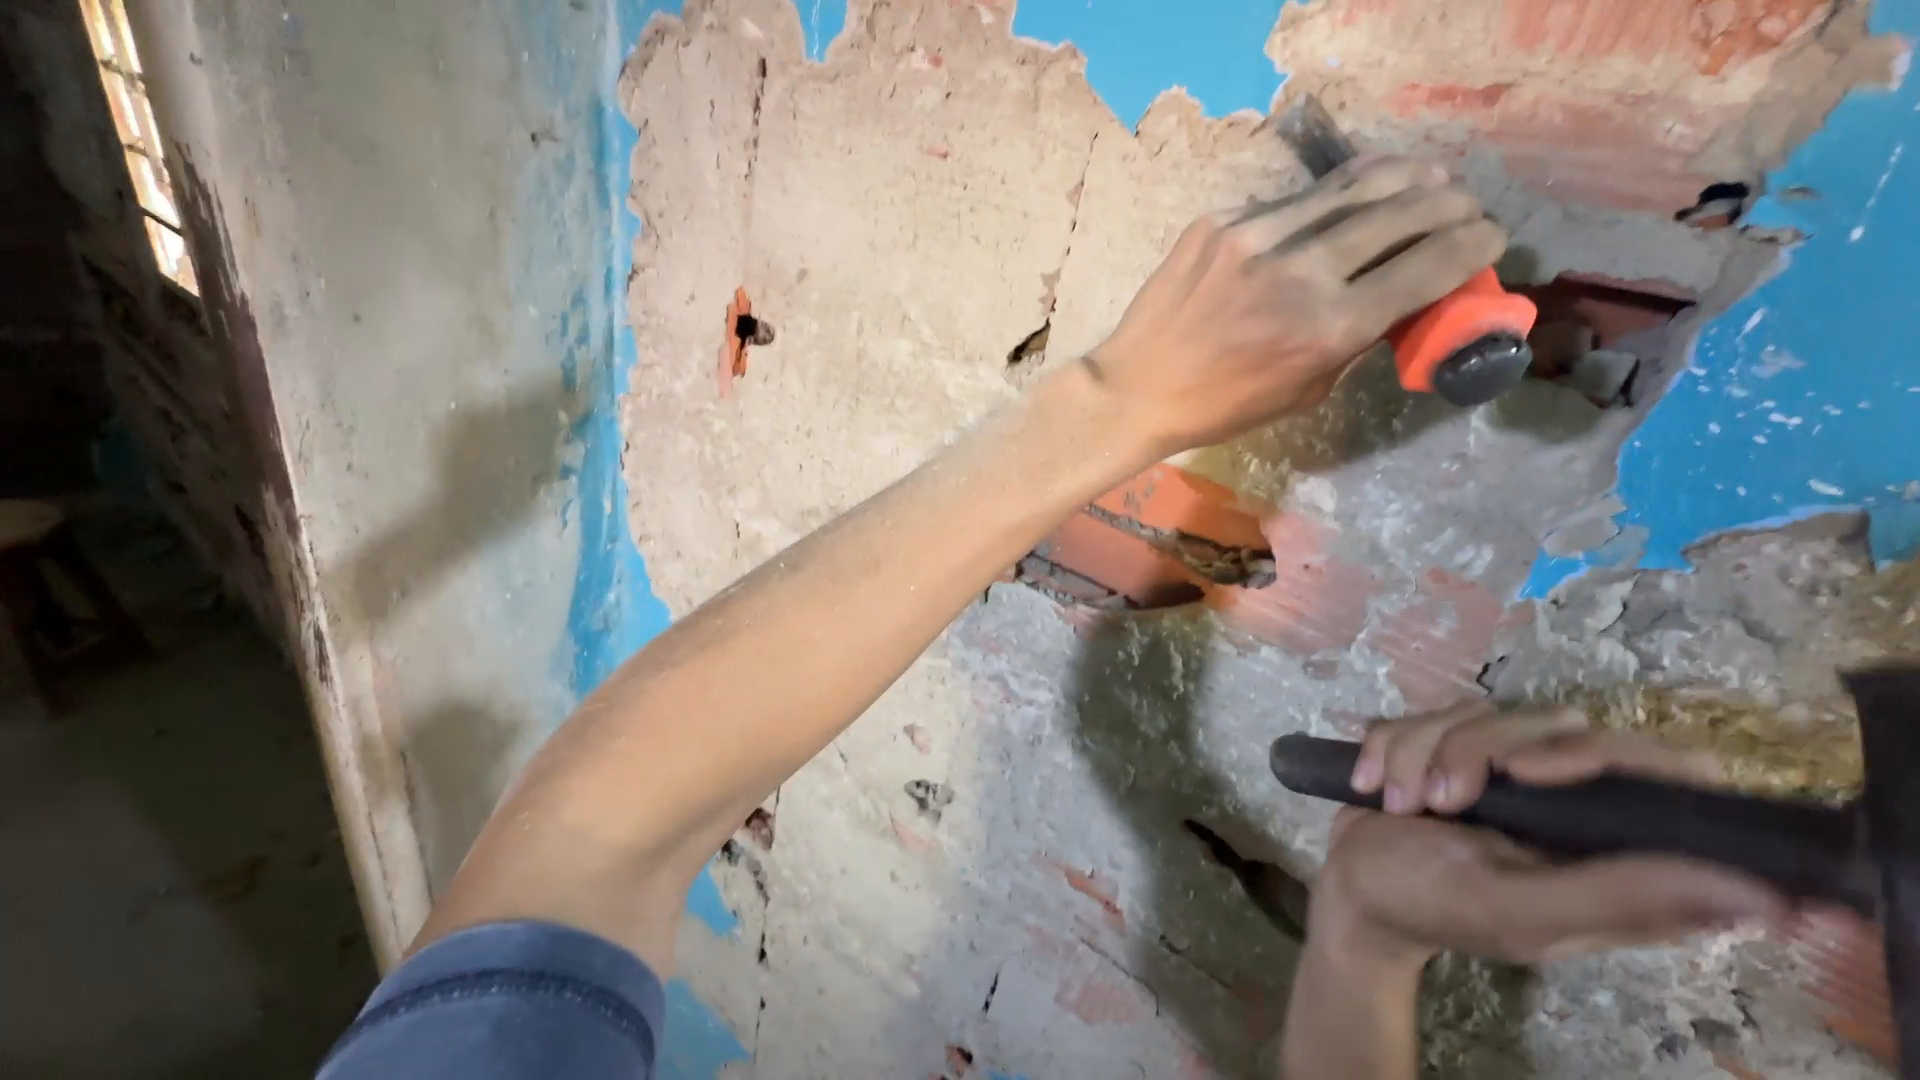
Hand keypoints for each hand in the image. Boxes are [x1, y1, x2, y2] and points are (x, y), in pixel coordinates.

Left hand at [1090, 157, 1506, 454]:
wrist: (1137, 388)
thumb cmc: (1222, 406)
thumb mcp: (1305, 390)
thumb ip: (1357, 339)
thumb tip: (1401, 295)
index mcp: (1330, 328)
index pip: (1428, 266)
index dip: (1473, 243)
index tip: (1491, 234)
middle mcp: (1300, 273)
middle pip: (1401, 211)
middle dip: (1448, 202)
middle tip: (1463, 202)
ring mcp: (1255, 239)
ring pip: (1350, 187)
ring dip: (1402, 176)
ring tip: (1426, 174)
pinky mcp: (1219, 224)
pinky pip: (1291, 201)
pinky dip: (1330, 198)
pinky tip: (1349, 194)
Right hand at [1312, 703, 1788, 972]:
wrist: (1346, 890)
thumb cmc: (1427, 905)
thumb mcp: (1516, 911)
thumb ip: (1616, 898)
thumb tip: (1762, 899)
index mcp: (1602, 842)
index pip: (1649, 765)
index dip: (1595, 753)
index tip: (1525, 771)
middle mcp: (1560, 796)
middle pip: (1548, 722)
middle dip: (1471, 753)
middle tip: (1437, 802)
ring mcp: (1499, 766)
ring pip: (1474, 712)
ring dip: (1417, 754)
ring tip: (1396, 803)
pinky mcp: (1447, 746)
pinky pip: (1424, 712)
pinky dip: (1388, 745)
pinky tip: (1373, 784)